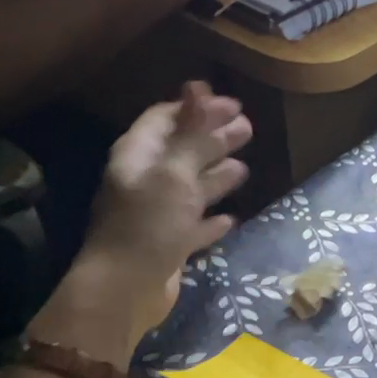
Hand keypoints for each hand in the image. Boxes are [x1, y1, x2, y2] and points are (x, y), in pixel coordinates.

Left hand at [39, 82, 250, 359]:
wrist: (128, 288)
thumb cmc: (148, 225)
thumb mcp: (175, 175)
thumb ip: (192, 136)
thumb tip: (201, 89)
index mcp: (138, 156)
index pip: (166, 119)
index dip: (198, 110)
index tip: (233, 105)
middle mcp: (146, 180)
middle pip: (183, 151)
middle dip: (213, 139)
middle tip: (248, 129)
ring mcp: (157, 214)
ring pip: (191, 188)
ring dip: (216, 176)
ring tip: (244, 169)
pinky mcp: (170, 244)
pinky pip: (195, 225)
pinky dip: (212, 219)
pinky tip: (231, 218)